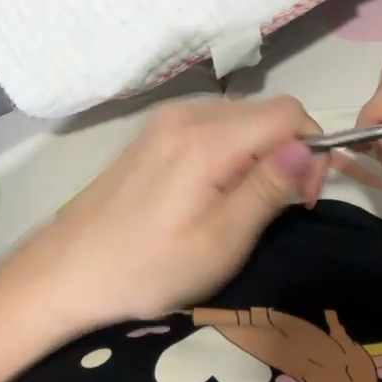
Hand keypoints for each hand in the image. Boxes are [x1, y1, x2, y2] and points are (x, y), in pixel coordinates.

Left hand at [5, 96, 325, 325]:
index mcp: (207, 137)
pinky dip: (230, 149)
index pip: (289, 113)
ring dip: (258, 152)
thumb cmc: (149, 267)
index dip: (311, 151)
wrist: (69, 269)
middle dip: (287, 152)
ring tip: (242, 204)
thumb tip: (310, 144)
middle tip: (278, 209)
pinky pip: (211, 124)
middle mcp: (188, 112)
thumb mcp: (221, 241)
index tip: (304, 200)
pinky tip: (213, 189)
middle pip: (265, 111)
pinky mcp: (153, 131)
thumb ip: (267, 188)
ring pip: (240, 116)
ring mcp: (166, 118)